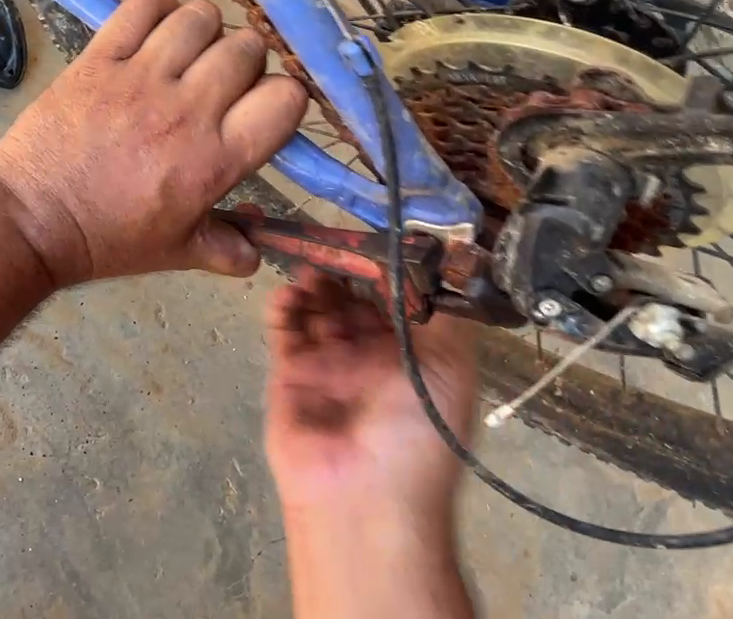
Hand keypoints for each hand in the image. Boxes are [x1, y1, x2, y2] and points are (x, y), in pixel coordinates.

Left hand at [0, 0, 306, 287]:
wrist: (30, 220)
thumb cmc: (105, 239)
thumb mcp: (175, 253)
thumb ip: (226, 248)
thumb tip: (256, 251)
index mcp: (215, 159)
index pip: (286, 98)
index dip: (283, 98)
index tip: (260, 108)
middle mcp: (187, 110)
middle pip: (247, 48)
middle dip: (243, 61)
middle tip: (218, 82)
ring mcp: (140, 78)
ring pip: (200, 17)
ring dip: (202, 31)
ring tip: (183, 55)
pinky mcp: (98, 59)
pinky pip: (141, 6)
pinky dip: (154, 10)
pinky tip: (149, 34)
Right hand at [266, 267, 475, 521]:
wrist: (361, 496)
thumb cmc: (415, 431)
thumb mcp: (448, 371)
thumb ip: (443, 315)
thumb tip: (444, 262)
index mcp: (414, 356)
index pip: (399, 299)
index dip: (388, 268)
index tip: (376, 236)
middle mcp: (372, 355)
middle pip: (355, 297)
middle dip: (346, 271)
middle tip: (335, 246)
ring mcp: (327, 361)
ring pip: (319, 307)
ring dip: (316, 284)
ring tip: (312, 270)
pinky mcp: (289, 369)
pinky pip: (285, 328)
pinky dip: (284, 306)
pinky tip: (288, 294)